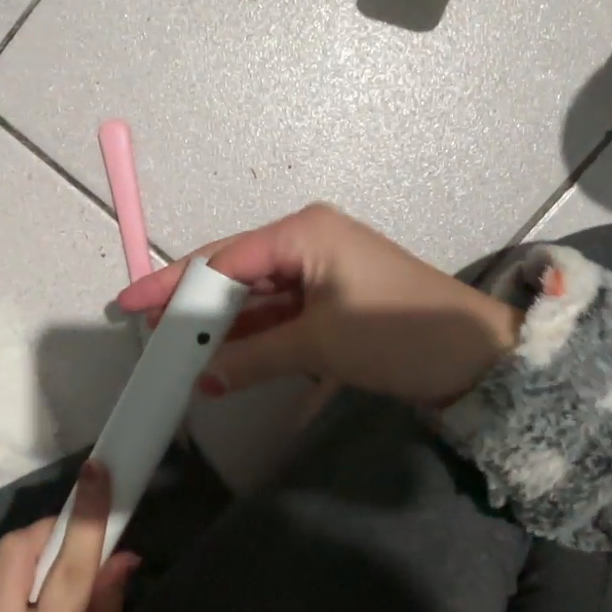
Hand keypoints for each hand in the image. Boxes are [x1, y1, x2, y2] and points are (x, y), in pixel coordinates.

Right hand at [117, 204, 522, 407]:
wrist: (480, 357)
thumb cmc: (399, 332)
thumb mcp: (320, 345)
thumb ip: (253, 357)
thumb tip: (200, 379)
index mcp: (303, 232)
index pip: (223, 258)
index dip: (174, 285)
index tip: (131, 305)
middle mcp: (306, 241)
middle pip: (232, 272)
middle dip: (190, 302)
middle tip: (144, 327)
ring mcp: (318, 271)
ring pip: (252, 296)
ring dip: (219, 324)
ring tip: (171, 348)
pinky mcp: (328, 299)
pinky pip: (276, 313)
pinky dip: (251, 335)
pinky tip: (217, 357)